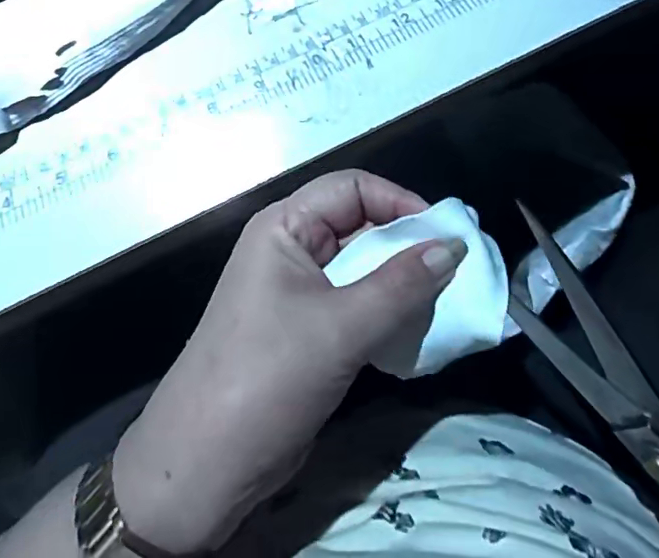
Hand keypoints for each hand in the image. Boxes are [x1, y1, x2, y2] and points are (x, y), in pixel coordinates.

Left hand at [111, 170, 466, 553]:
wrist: (202, 470)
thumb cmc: (267, 377)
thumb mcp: (341, 327)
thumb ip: (402, 284)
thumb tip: (455, 246)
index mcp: (285, 227)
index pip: (353, 188)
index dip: (400, 201)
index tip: (444, 233)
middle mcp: (292, 249)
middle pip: (361, 224)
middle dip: (408, 242)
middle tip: (457, 266)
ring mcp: (299, 291)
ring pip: (364, 266)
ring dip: (403, 279)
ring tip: (445, 298)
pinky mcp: (309, 329)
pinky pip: (359, 302)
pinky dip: (390, 309)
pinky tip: (418, 328)